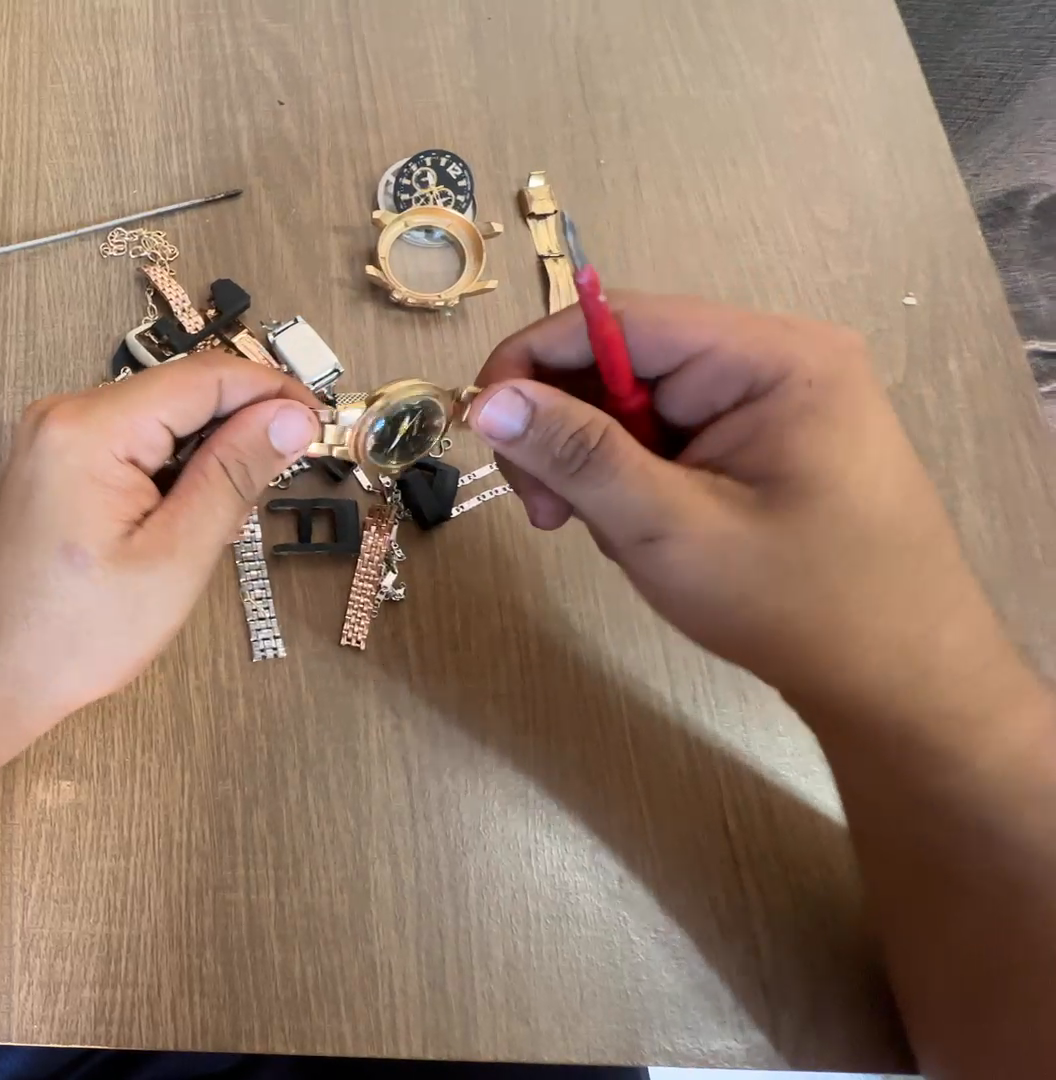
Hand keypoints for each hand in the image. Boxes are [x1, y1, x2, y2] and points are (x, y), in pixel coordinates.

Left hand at [0, 351, 320, 725]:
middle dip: (235, 431)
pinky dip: (168, 471)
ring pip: (158, 419)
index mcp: (89, 427)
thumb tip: (292, 414)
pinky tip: (175, 522)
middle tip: (269, 490)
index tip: (319, 427)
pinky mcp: (54, 460)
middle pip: (178, 393)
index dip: (270, 392)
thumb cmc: (83, 632)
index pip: (203, 377)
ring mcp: (53, 435)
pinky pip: (130, 443)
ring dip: (202, 458)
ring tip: (213, 524)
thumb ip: (234, 474)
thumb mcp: (175, 557)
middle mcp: (63, 413)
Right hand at [466, 293, 1015, 718]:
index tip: (479, 429)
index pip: (612, 321)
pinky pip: (635, 435)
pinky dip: (602, 478)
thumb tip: (484, 400)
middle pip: (605, 361)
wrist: (890, 676)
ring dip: (572, 462)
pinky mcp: (732, 439)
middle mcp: (758, 362)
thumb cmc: (793, 601)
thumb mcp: (667, 526)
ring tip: (578, 524)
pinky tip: (617, 522)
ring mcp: (747, 402)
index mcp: (767, 359)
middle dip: (552, 430)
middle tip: (541, 508)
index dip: (528, 361)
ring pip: (609, 403)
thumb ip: (575, 455)